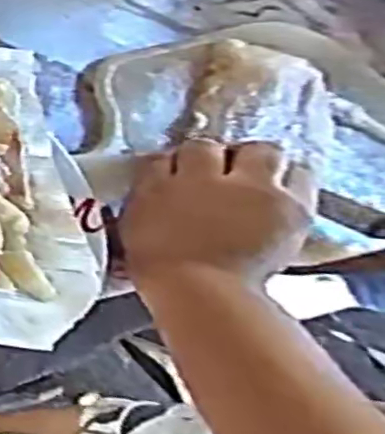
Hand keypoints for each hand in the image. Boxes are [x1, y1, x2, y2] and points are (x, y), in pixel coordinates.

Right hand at [120, 139, 315, 284]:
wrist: (202, 286)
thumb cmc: (156, 260)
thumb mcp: (135, 221)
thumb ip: (148, 195)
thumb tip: (159, 183)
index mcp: (156, 184)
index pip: (160, 158)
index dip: (168, 164)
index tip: (172, 174)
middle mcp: (201, 179)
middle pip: (206, 146)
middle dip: (211, 154)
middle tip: (214, 170)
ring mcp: (251, 190)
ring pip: (262, 152)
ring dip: (257, 161)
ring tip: (253, 179)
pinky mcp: (291, 206)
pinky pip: (299, 179)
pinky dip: (289, 183)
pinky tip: (277, 198)